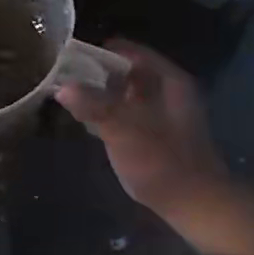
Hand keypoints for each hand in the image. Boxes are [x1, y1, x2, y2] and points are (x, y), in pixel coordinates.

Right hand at [54, 40, 227, 214]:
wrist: (192, 203)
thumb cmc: (162, 162)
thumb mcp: (125, 131)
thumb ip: (94, 106)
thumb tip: (61, 86)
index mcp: (169, 81)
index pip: (131, 52)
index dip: (101, 51)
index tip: (69, 55)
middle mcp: (167, 91)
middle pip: (127, 71)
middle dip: (96, 73)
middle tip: (61, 76)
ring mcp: (161, 114)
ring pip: (125, 93)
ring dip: (99, 93)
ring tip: (67, 95)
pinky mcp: (153, 134)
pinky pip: (125, 112)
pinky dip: (107, 112)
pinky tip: (86, 120)